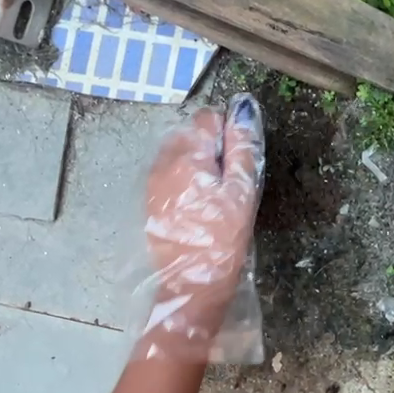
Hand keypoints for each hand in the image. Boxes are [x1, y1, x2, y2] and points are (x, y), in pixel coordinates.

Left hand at [142, 94, 263, 335]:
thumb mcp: (242, 190)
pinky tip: (198, 207)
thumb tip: (243, 107)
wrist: (191, 285)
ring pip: (178, 154)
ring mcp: (152, 182)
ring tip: (213, 197)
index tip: (237, 163)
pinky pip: (169, 175)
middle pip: (189, 134)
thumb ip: (243, 145)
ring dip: (197, 164)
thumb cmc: (223, 237)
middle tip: (227, 183)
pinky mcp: (149, 200)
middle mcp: (162, 162)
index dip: (228, 134)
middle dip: (210, 148)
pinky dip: (185, 181)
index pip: (206, 118)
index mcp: (186, 155)